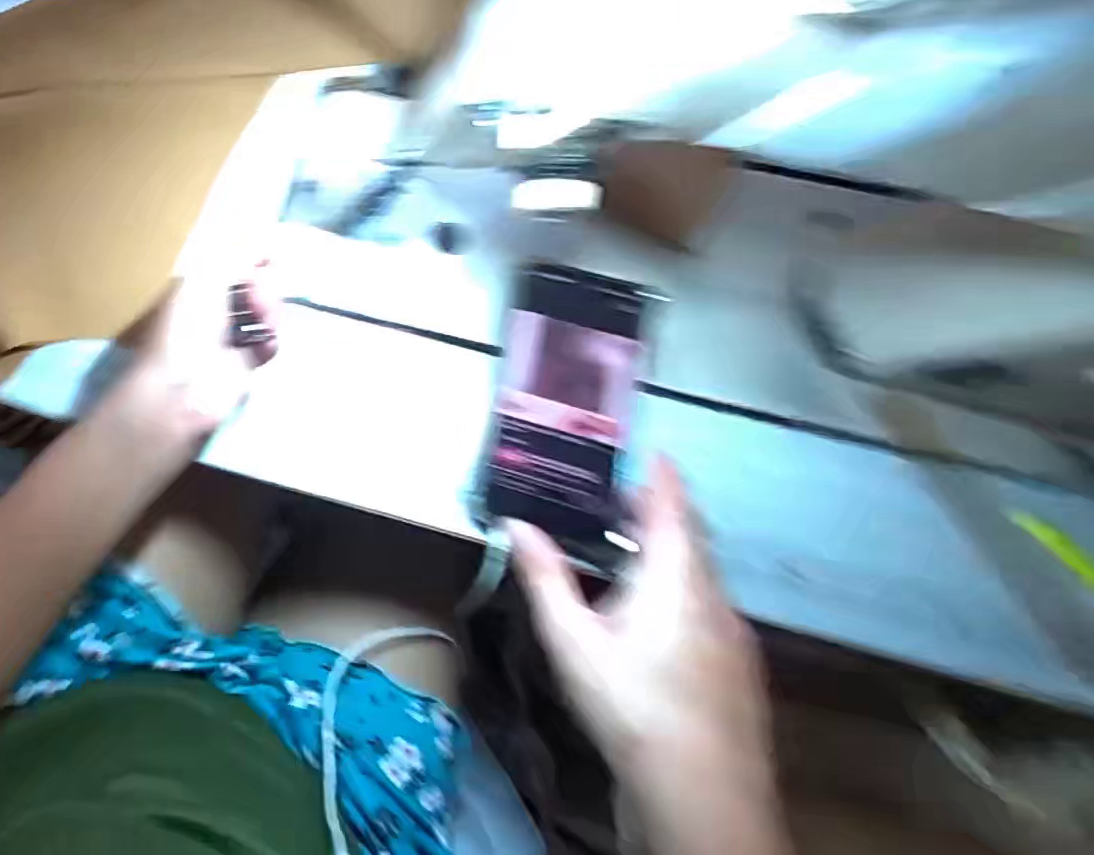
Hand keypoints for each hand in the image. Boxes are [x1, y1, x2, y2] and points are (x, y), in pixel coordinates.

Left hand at [119, 258, 281, 436]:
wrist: (182, 389)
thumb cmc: (187, 328)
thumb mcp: (208, 280)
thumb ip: (239, 257)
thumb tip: (268, 242)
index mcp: (197, 285)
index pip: (234, 264)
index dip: (255, 260)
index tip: (271, 260)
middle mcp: (213, 308)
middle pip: (255, 286)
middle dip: (264, 288)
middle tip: (259, 301)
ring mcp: (229, 337)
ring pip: (265, 313)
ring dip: (270, 313)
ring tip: (265, 323)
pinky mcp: (243, 364)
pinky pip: (268, 344)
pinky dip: (269, 342)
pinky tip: (264, 346)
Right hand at [507, 457, 772, 796]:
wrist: (701, 798)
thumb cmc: (629, 704)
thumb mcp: (571, 638)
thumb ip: (544, 575)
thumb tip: (515, 522)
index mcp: (678, 584)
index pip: (674, 514)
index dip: (662, 478)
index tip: (648, 447)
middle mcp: (714, 601)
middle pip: (688, 541)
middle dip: (655, 511)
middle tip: (612, 488)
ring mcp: (730, 636)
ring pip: (696, 573)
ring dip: (661, 546)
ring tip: (618, 535)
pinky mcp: (730, 665)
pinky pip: (700, 600)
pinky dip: (670, 578)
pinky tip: (640, 599)